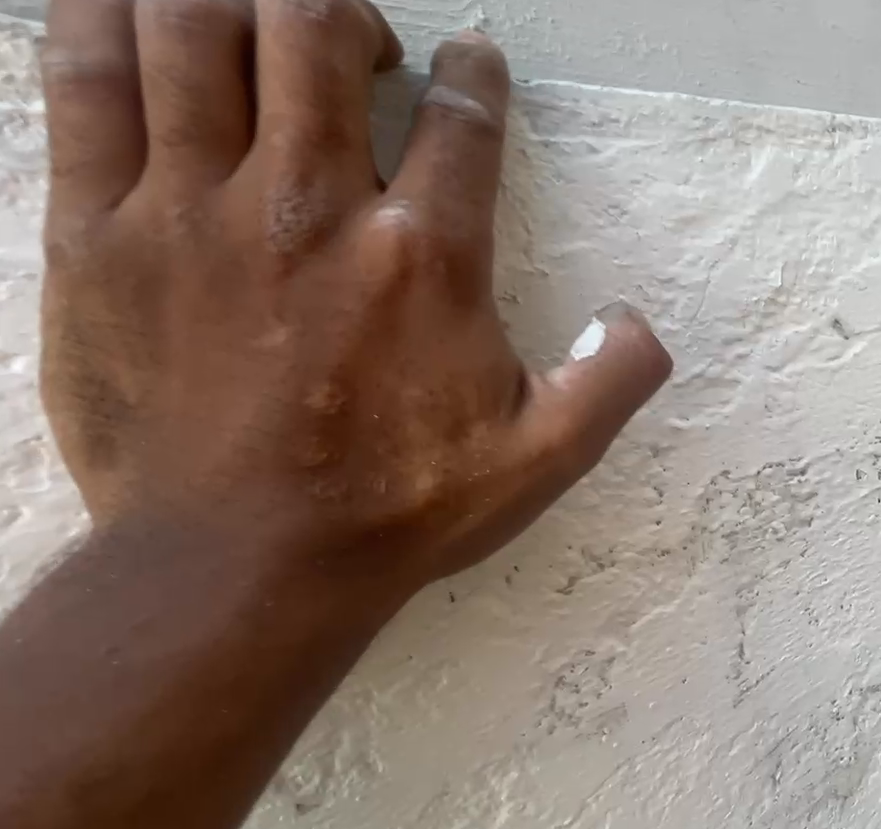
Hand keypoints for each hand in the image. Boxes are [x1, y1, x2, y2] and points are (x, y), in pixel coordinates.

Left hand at [38, 0, 671, 603]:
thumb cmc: (407, 506)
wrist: (248, 561)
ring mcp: (192, 209)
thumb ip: (614, 381)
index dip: (475, 77)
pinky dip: (105, 19)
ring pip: (192, 29)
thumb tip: (635, 320)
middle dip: (348, 16)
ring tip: (268, 26)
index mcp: (427, 261)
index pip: (459, 124)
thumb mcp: (549, 457)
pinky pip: (84, 78)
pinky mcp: (96, 229)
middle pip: (313, 35)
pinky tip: (134, 11)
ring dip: (239, 2)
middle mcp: (311, 209)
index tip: (476, 64)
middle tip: (366, 47)